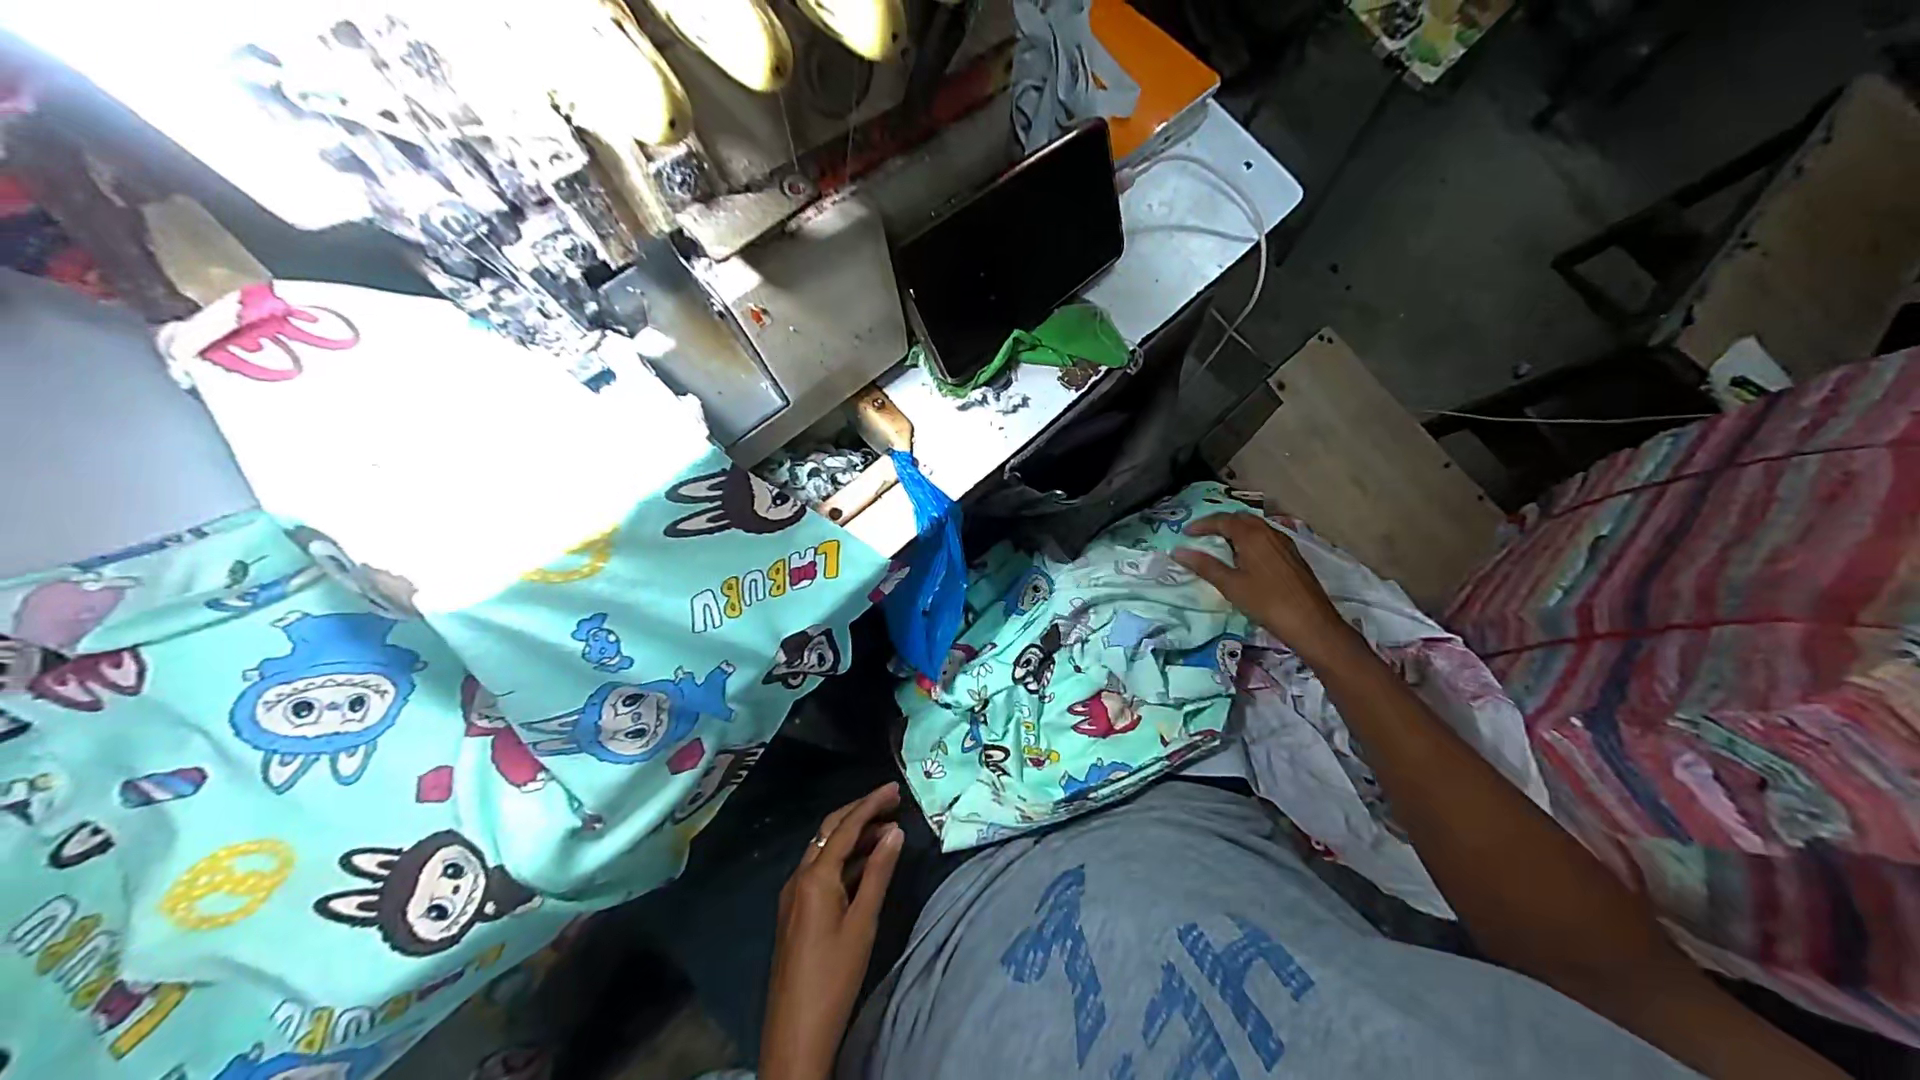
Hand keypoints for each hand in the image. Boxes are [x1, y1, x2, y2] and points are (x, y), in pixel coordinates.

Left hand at [761, 782, 904, 1079]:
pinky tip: (865, 862)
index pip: (845, 827)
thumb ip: (878, 873)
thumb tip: (894, 831)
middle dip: (860, 812)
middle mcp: (799, 877)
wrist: (796, 1029)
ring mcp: (793, 894)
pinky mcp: (795, 910)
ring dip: (853, 835)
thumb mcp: (863, 922)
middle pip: (829, 831)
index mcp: (815, 877)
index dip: (870, 804)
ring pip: (823, 850)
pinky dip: (844, 858)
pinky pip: (820, 869)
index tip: (894, 789)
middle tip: (892, 801)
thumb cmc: (835, 975)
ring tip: (887, 829)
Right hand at [1174, 514, 1357, 661]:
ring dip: (1236, 531)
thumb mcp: (1230, 585)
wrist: (1311, 622)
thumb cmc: (1266, 602)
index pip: (1222, 520)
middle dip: (1219, 523)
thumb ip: (1204, 566)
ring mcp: (1284, 543)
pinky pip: (1266, 537)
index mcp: (1252, 535)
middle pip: (1240, 518)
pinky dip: (1250, 539)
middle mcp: (1269, 532)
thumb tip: (1178, 552)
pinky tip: (1246, 557)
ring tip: (1221, 545)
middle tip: (1202, 536)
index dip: (1202, 524)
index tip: (1186, 533)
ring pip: (1255, 527)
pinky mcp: (1292, 555)